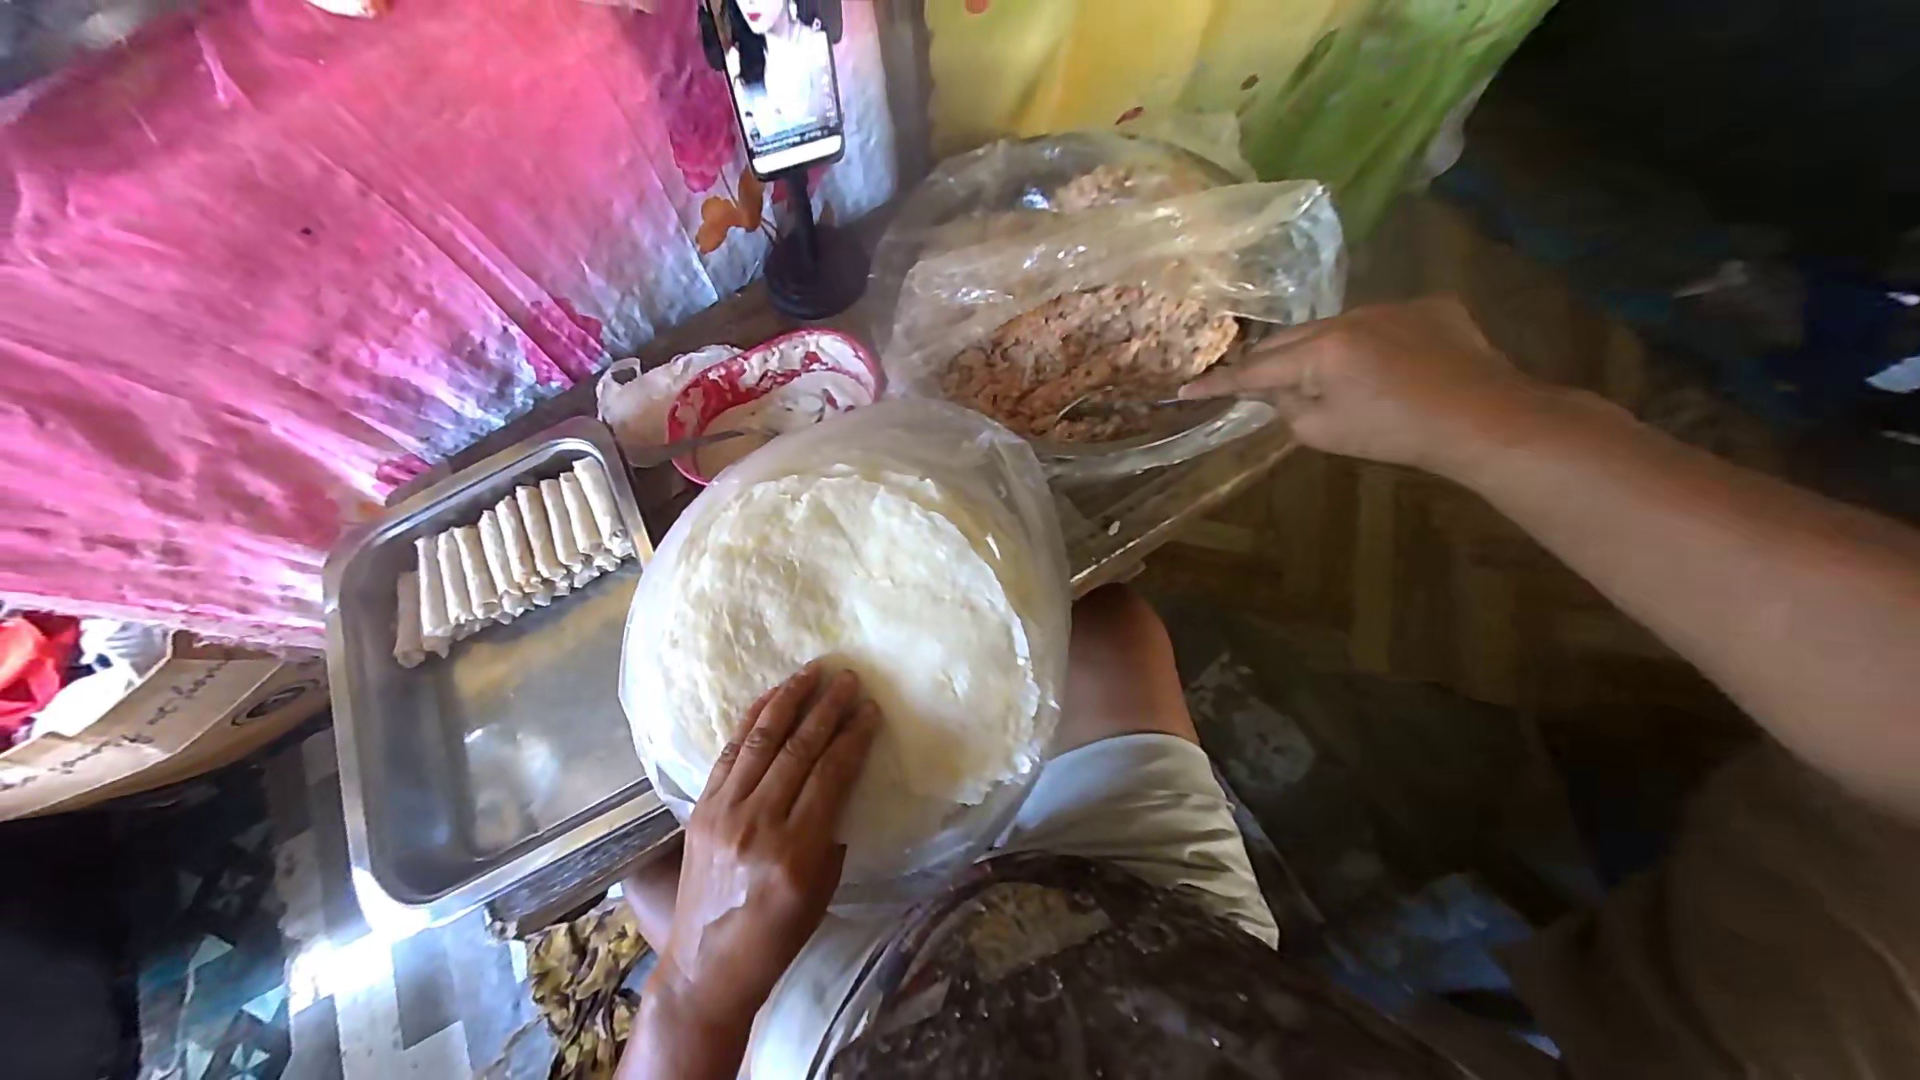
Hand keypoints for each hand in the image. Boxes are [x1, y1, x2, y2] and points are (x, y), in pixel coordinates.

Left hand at [651, 665, 879, 1030]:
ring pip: (761, 741)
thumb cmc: (779, 934)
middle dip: (827, 707)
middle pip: (799, 749)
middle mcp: (757, 823)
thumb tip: (842, 773)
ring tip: (810, 672)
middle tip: (847, 679)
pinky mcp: (701, 809)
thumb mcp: (824, 886)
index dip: (854, 735)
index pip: (832, 773)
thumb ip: (832, 826)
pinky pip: (730, 753)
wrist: (707, 969)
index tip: (870, 709)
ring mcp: (723, 813)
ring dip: (789, 701)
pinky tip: (771, 698)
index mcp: (796, 850)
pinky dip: (751, 720)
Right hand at [1180, 297, 1547, 474]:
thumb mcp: (1321, 431)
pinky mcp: (1428, 307)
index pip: (1254, 369)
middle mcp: (1350, 317)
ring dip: (1313, 351)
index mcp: (1321, 351)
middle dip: (1264, 363)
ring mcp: (1392, 306)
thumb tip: (1273, 389)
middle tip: (1251, 385)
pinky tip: (1379, 368)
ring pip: (1330, 326)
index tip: (1185, 389)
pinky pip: (1376, 322)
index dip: (1218, 383)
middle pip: (1287, 339)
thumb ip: (1285, 405)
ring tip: (1319, 378)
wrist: (1483, 419)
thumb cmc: (1394, 434)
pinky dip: (1362, 343)